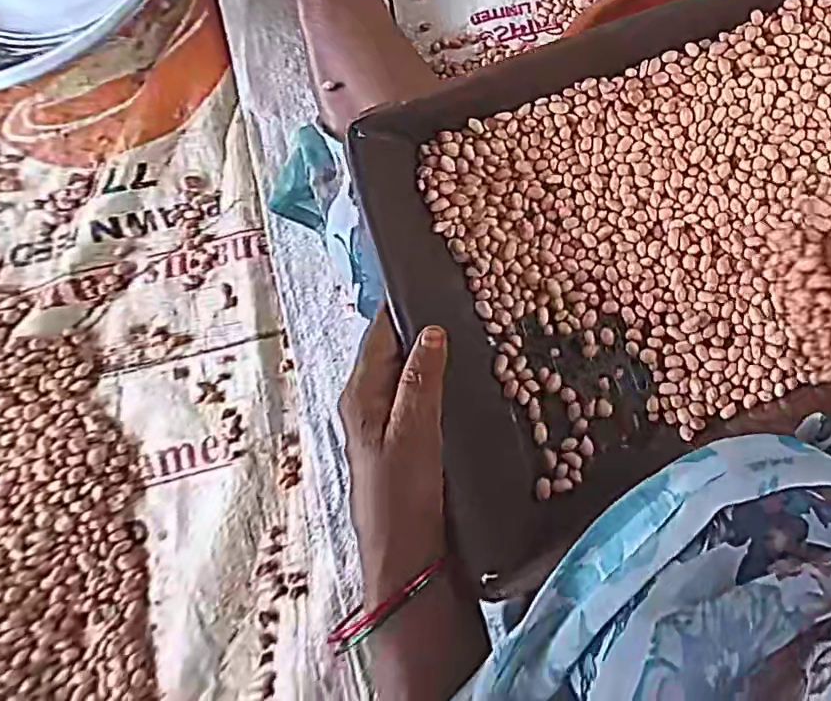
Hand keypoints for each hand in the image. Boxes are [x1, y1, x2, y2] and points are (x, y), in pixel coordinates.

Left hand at [340, 310, 449, 601]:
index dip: (403, 302)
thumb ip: (420, 379)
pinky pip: (421, 385)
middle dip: (422, 319)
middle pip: (395, 344)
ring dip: (433, 344)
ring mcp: (388, 416)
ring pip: (410, 365)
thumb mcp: (413, 433)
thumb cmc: (402, 495)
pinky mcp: (407, 430)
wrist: (406, 556)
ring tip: (469, 319)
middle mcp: (370, 399)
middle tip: (461, 292)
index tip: (434, 274)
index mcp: (361, 393)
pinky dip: (439, 368)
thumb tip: (431, 329)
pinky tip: (465, 365)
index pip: (380, 331)